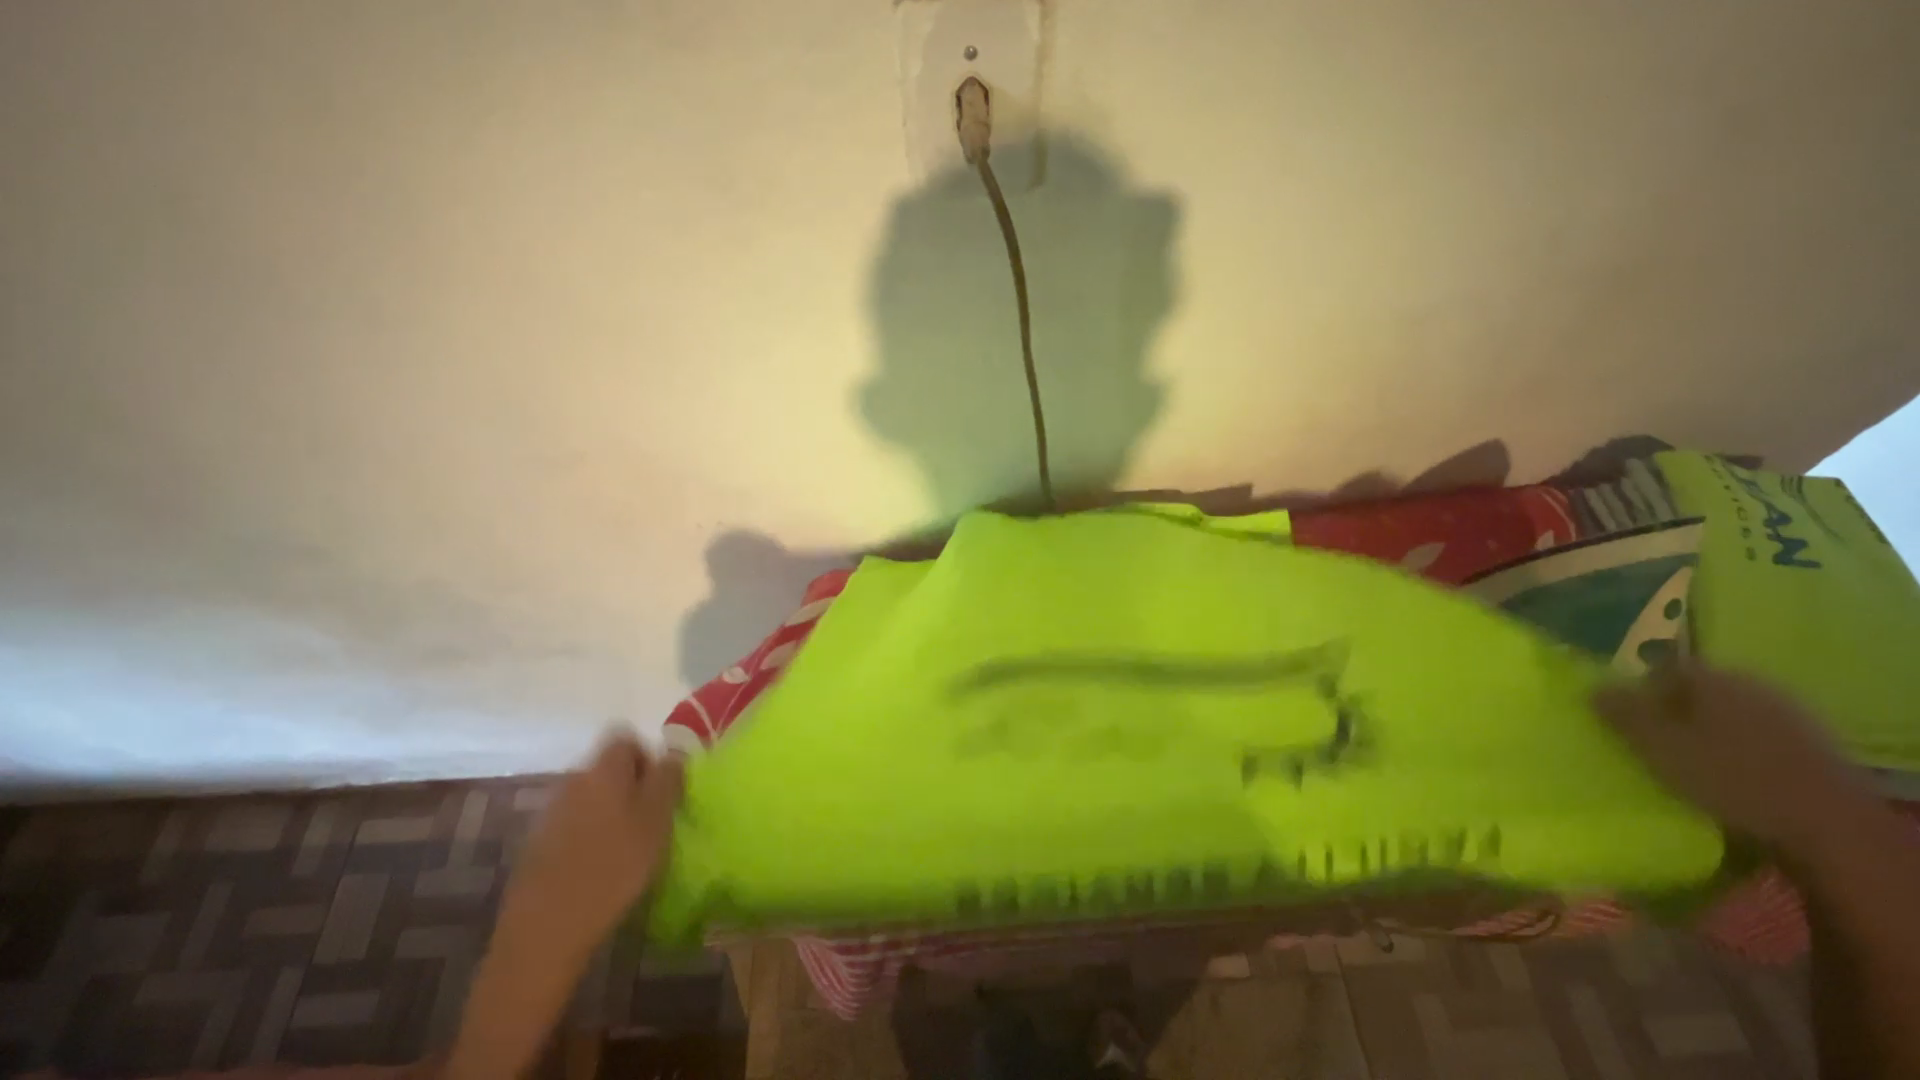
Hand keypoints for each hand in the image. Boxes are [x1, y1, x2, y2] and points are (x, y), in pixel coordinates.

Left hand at [501, 732, 683, 958]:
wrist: (549, 923)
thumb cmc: (615, 866)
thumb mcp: (657, 820)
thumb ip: (668, 779)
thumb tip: (673, 752)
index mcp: (603, 768)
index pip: (626, 738)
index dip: (648, 757)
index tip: (662, 790)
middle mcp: (573, 779)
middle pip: (607, 767)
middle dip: (631, 786)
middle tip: (651, 820)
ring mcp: (551, 810)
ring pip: (590, 796)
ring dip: (610, 811)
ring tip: (627, 847)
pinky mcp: (538, 842)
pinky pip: (573, 823)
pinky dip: (589, 835)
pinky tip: (599, 865)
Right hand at [1593, 663, 1866, 852]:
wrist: (1826, 823)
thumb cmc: (1728, 777)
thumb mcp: (1658, 747)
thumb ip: (1622, 714)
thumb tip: (1592, 687)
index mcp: (1712, 678)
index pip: (1662, 668)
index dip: (1638, 692)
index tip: (1624, 722)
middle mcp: (1750, 684)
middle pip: (1696, 691)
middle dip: (1671, 712)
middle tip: (1651, 745)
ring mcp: (1785, 712)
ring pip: (1727, 714)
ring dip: (1705, 732)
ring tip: (1689, 765)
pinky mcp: (1808, 743)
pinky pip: (1755, 736)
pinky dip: (1736, 749)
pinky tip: (1730, 776)